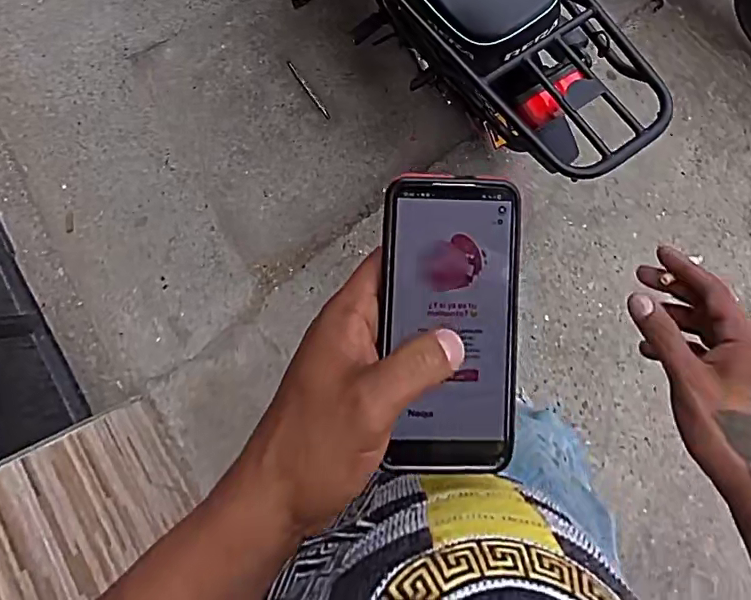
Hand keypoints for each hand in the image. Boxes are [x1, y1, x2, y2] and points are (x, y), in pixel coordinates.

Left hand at [224, 249, 462, 536]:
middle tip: (473, 296)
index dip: (415, 251)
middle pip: (397, 296)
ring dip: (428, 335)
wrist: (277, 501)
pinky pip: (397, 363)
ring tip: (467, 336)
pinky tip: (443, 376)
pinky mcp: (360, 388)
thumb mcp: (370, 402)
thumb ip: (413, 366)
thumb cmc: (306, 450)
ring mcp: (354, 361)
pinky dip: (420, 364)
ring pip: (400, 332)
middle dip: (432, 296)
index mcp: (345, 318)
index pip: (382, 263)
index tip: (450, 250)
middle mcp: (348, 332)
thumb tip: (450, 341)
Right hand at [624, 247, 750, 510]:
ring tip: (647, 313)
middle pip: (709, 307)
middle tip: (646, 275)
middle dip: (676, 289)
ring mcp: (747, 370)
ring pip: (707, 330)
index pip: (713, 291)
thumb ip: (662, 334)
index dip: (684, 269)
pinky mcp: (739, 388)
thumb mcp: (687, 378)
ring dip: (676, 317)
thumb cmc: (730, 436)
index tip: (662, 254)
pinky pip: (708, 351)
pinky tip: (660, 351)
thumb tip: (640, 299)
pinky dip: (683, 343)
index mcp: (746, 342)